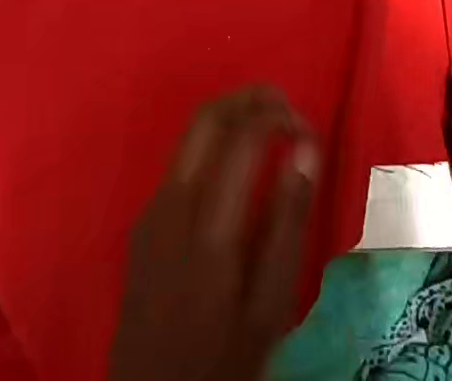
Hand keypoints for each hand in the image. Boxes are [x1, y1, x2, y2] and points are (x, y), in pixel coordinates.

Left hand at [110, 88, 318, 380]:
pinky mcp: (144, 223)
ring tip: (273, 129)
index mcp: (207, 224)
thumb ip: (290, 219)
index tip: (308, 127)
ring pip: (190, 134)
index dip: (281, 114)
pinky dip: (216, 142)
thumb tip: (308, 147)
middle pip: (206, 117)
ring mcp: (150, 211)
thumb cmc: (223, 355)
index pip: (243, 133)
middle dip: (251, 97)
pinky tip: (241, 162)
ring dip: (234, 116)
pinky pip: (182, 161)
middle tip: (288, 104)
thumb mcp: (272, 300)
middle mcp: (170, 204)